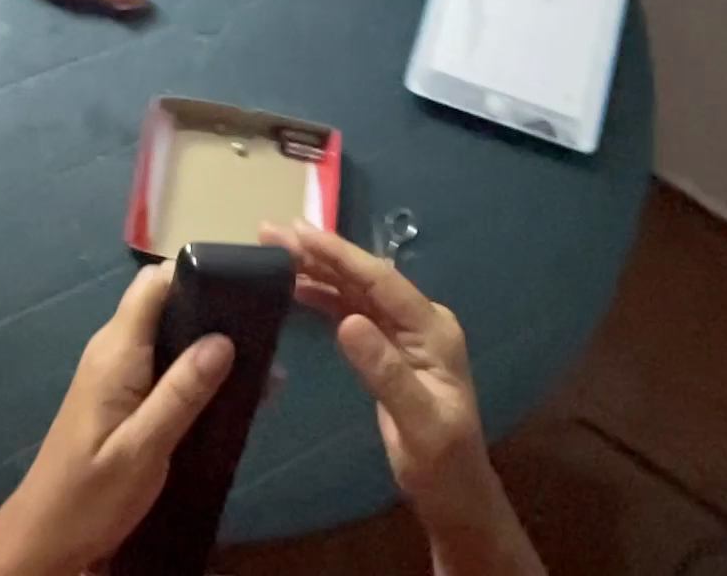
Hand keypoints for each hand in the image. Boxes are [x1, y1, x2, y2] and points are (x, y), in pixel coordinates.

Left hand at [0, 265, 234, 575]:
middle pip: (163, 302)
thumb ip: (182, 392)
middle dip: (209, 306)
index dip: (192, 273)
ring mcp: (116, 370)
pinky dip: (193, 367)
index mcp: (117, 351)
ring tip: (257, 361)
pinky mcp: (121, 392)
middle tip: (258, 328)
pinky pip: (162, 361)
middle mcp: (114, 348)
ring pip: (166, 332)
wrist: (44, 537)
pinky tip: (229, 390)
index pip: (153, 283)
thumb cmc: (91, 494)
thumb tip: (224, 339)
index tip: (238, 286)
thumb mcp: (143, 448)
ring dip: (206, 340)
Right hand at [259, 222, 545, 575]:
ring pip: (353, 288)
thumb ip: (384, 370)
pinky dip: (322, 294)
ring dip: (315, 268)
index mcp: (431, 326)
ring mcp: (401, 329)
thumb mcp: (418, 420)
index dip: (338, 254)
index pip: (379, 279)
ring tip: (274, 251)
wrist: (454, 494)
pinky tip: (295, 287)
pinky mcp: (385, 343)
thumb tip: (346, 322)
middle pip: (362, 275)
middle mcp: (417, 317)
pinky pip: (350, 307)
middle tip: (272, 232)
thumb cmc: (441, 460)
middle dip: (318, 252)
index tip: (298, 233)